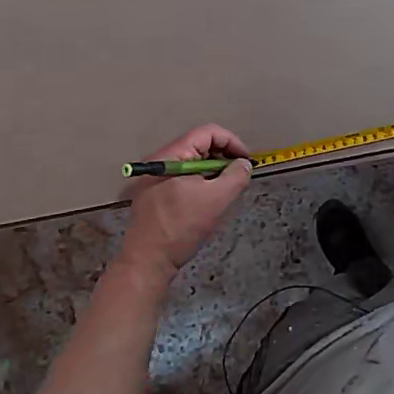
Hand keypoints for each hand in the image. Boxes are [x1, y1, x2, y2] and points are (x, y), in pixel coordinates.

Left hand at [116, 124, 252, 282]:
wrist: (147, 261)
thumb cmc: (180, 227)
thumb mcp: (216, 200)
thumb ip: (235, 177)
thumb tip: (244, 164)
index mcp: (172, 155)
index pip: (207, 132)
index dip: (231, 142)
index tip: (246, 161)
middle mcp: (161, 161)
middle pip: (199, 146)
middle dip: (223, 158)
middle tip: (238, 177)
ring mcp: (156, 178)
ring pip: (192, 164)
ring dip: (213, 173)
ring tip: (226, 192)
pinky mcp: (156, 195)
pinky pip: (184, 179)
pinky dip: (201, 184)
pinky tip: (208, 204)